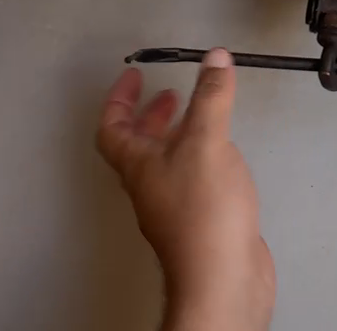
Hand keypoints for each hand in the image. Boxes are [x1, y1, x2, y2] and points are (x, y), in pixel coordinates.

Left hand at [97, 49, 274, 330]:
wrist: (223, 279)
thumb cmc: (203, 213)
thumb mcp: (206, 141)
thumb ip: (211, 97)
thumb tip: (214, 58)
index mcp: (139, 166)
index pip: (113, 128)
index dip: (119, 99)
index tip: (133, 75)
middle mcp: (151, 185)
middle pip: (138, 145)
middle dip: (151, 114)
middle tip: (167, 93)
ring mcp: (174, 204)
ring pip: (166, 160)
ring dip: (177, 132)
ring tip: (199, 114)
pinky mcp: (199, 217)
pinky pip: (191, 175)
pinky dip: (201, 153)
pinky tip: (223, 152)